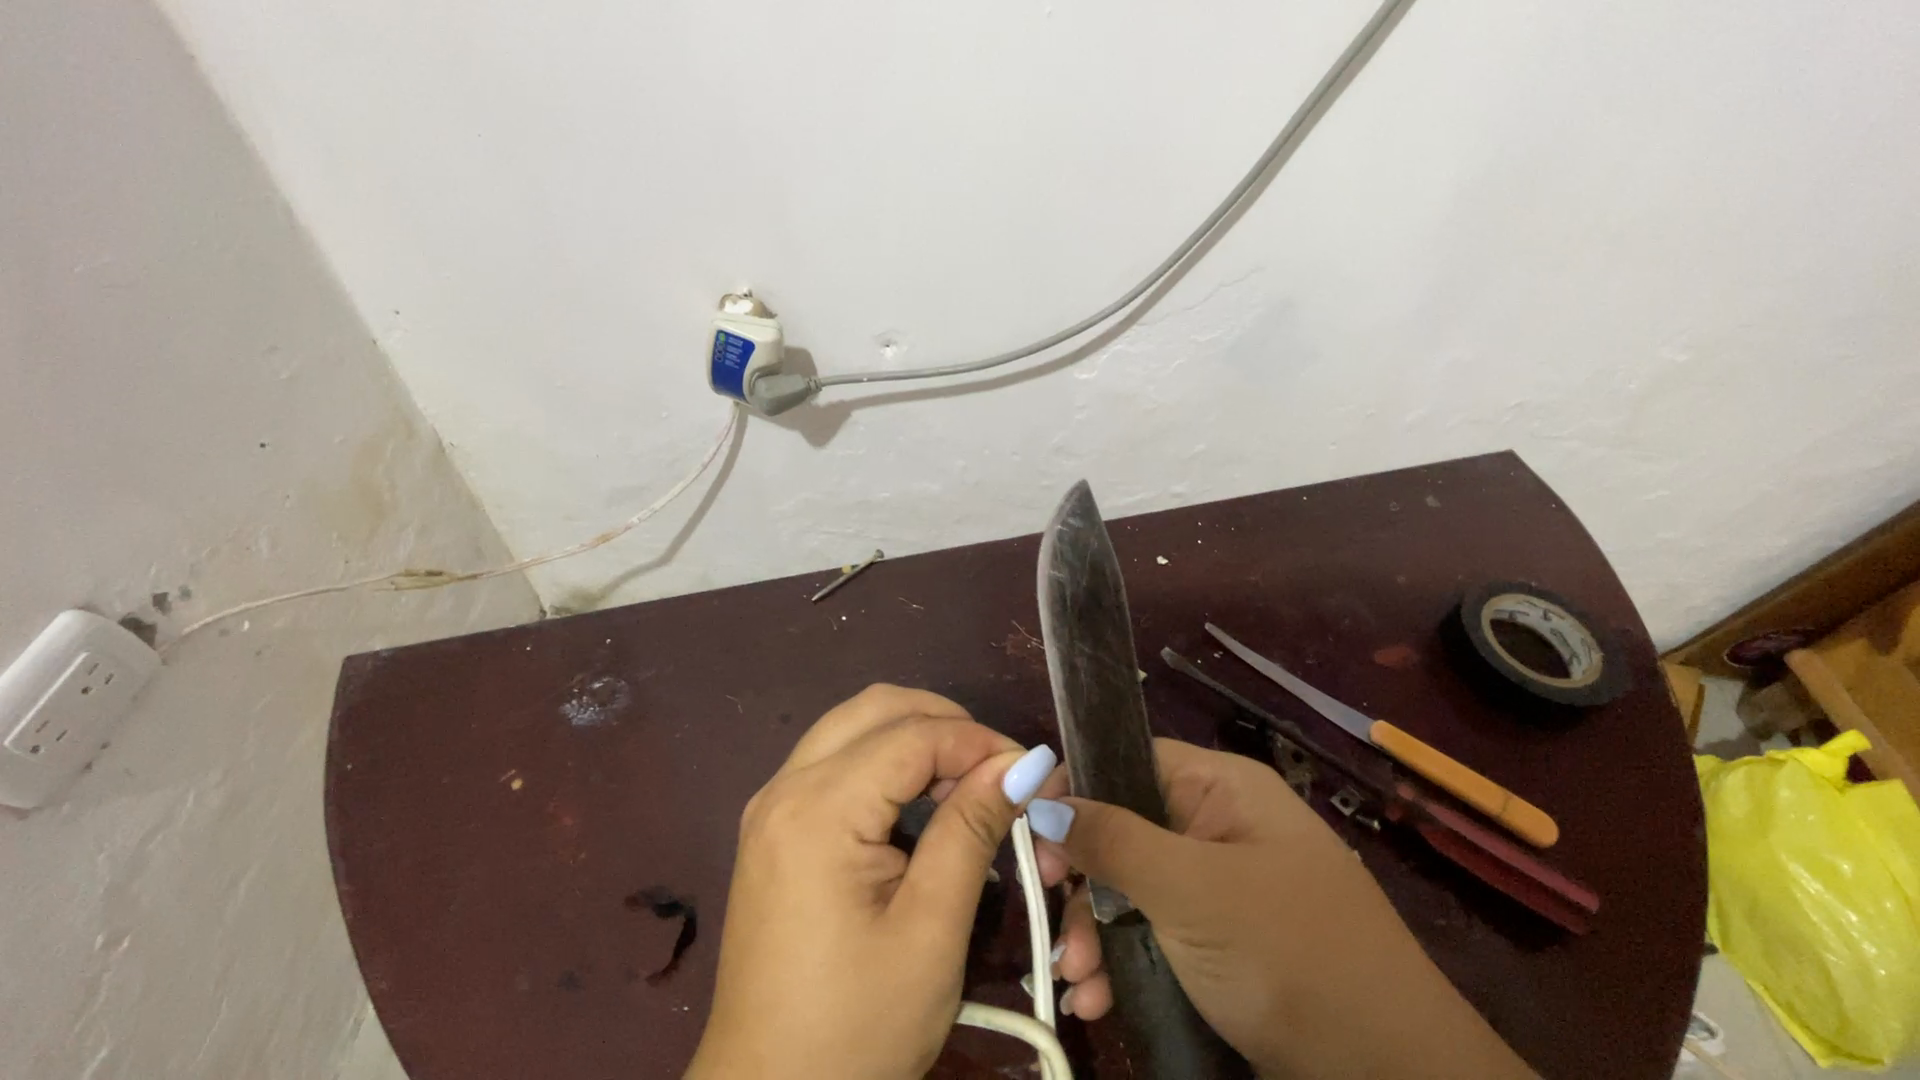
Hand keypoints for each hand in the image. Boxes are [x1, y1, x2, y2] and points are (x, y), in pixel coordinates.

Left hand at [686, 685, 1059, 1079]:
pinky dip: (885, 765)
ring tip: (967, 789)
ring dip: (916, 740)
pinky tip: (920, 807)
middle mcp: (784, 788)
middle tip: (999, 773)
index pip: (914, 734)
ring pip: (853, 728)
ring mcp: (771, 807)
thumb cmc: (857, 1025)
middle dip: (946, 724)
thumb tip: (1020, 764)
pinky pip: (834, 764)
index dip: (981, 742)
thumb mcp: (931, 929)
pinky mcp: (772, 830)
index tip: (1034, 776)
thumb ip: (972, 830)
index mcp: (819, 809)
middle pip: (876, 709)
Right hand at [1029, 738, 1536, 1079]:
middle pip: (1125, 829)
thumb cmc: (1284, 953)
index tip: (1030, 832)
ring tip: (1075, 983)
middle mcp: (1220, 827)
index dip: (1075, 787)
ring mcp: (1223, 888)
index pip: (1129, 758)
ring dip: (1095, 931)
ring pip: (1135, 888)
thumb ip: (1112, 839)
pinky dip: (1124, 961)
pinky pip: (1157, 933)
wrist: (1388, 1072)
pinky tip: (1098, 1000)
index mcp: (1222, 789)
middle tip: (1048, 915)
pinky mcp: (1224, 943)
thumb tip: (1041, 798)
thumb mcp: (1188, 890)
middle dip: (1082, 880)